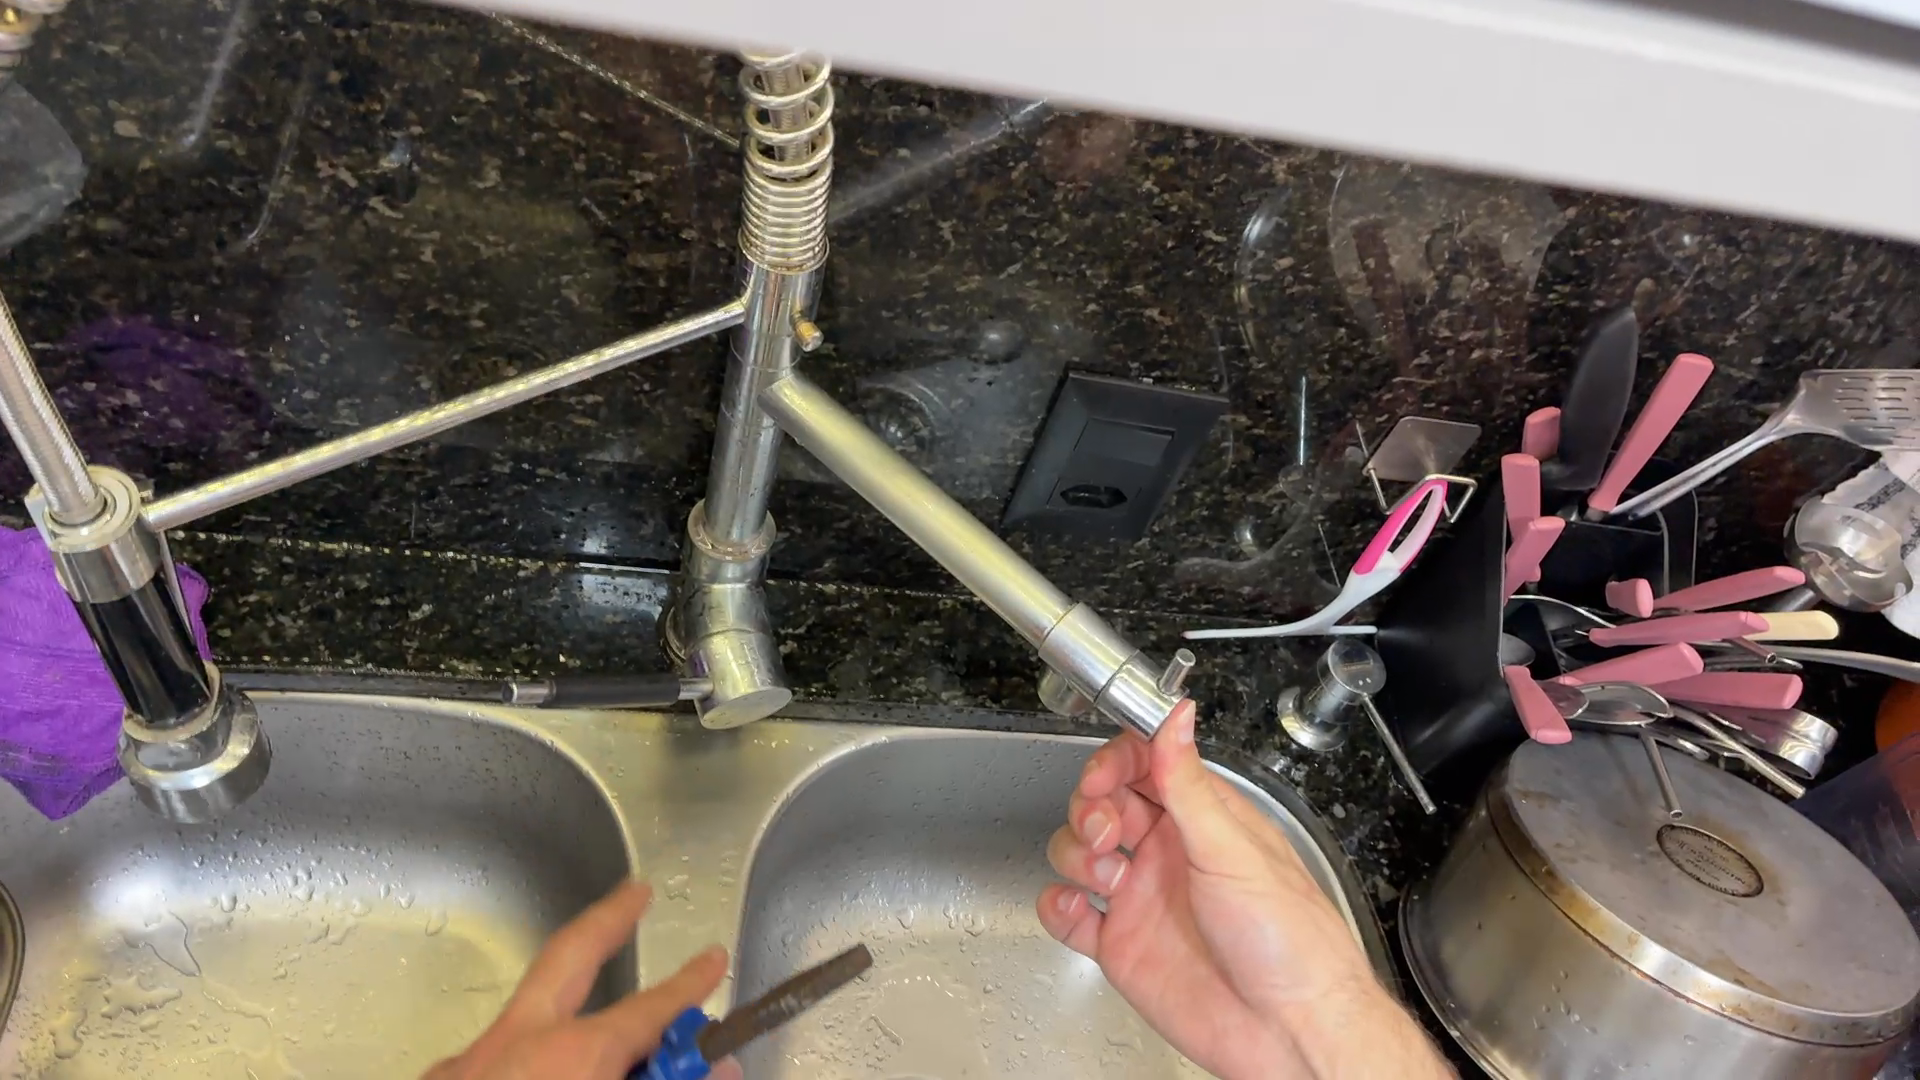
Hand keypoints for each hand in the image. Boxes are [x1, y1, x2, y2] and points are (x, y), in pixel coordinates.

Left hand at [426, 882, 741, 1079]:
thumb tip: (716, 1070)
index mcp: (569, 1057)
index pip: (653, 1009)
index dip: (690, 985)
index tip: (714, 958)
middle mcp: (511, 1050)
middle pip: (568, 958)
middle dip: (607, 920)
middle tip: (635, 891)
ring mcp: (462, 1073)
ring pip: (523, 1019)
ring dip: (564, 1006)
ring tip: (598, 1026)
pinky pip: (491, 1064)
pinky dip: (527, 1061)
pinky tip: (538, 1079)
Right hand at [1036, 702, 1451, 1079]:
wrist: (1294, 1036)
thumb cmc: (1289, 938)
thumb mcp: (1232, 849)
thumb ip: (1189, 782)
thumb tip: (1179, 714)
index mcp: (1197, 819)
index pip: (1141, 765)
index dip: (1112, 763)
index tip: (1102, 777)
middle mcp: (1164, 851)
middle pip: (1100, 802)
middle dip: (1089, 808)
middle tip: (1104, 831)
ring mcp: (1139, 895)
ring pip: (1077, 850)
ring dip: (1075, 855)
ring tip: (1106, 878)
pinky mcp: (1120, 942)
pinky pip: (1069, 913)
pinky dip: (1057, 906)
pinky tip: (1076, 908)